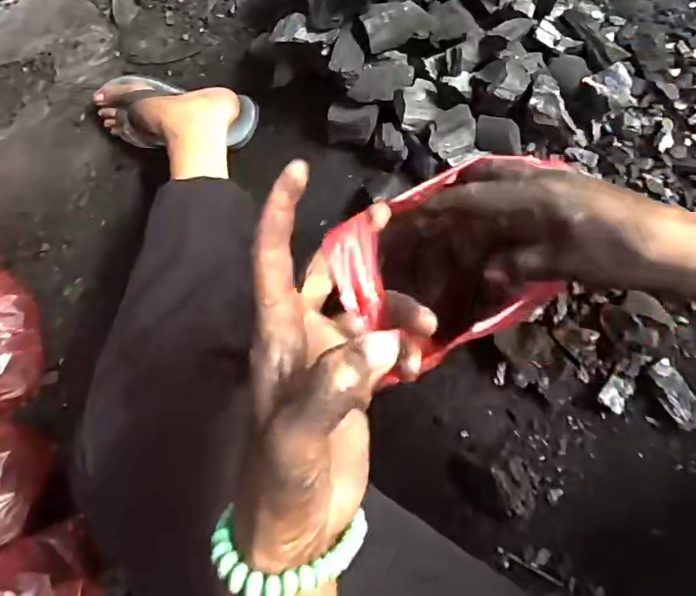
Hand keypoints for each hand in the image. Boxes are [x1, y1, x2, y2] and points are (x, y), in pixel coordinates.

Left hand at [232, 161, 437, 573]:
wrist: (298, 526)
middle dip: (356, 244)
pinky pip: (384, 344)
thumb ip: (337, 383)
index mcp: (276, 329)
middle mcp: (302, 330)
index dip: (280, 210)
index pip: (271, 255)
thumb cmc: (279, 475)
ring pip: (365, 306)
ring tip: (424, 330)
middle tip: (387, 216)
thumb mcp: (298, 432)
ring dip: (396, 309)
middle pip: (328, 270)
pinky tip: (418, 361)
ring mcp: (330, 354)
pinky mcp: (355, 380)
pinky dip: (403, 345)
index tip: (298, 169)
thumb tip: (383, 340)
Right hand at [392, 158, 695, 306]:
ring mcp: (558, 177)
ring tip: (464, 204)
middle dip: (457, 185)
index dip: (444, 203)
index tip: (418, 211)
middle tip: (437, 205)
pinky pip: (521, 178)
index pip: (476, 195)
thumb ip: (523, 263)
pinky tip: (506, 208)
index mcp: (536, 194)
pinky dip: (502, 187)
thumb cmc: (623, 255)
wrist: (683, 246)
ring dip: (479, 183)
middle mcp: (541, 177)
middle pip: (485, 171)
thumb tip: (484, 270)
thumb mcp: (570, 263)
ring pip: (504, 170)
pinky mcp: (572, 184)